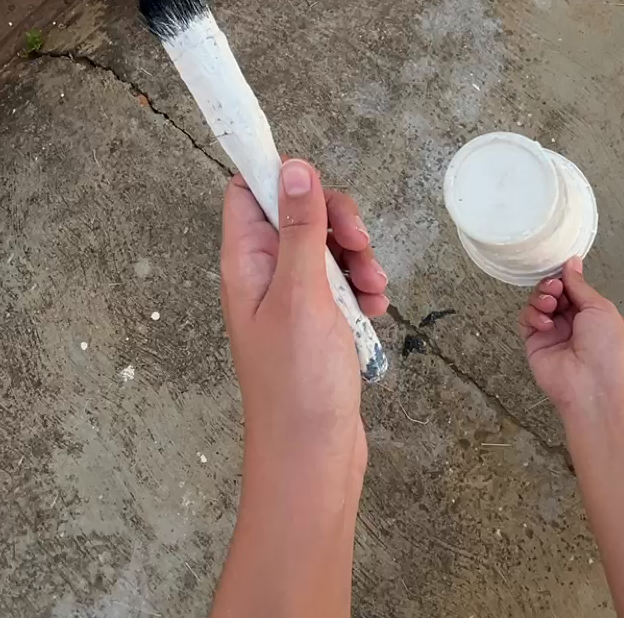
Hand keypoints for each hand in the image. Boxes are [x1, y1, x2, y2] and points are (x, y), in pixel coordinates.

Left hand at [218, 160, 387, 485]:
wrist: (313, 458)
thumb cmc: (298, 380)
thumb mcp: (301, 294)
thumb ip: (299, 227)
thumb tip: (293, 166)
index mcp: (246, 260)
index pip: (248, 191)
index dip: (278, 176)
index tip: (318, 183)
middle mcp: (265, 272)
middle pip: (298, 211)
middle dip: (335, 220)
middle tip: (358, 243)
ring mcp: (293, 295)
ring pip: (326, 245)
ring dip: (356, 256)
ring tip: (373, 287)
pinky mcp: (318, 317)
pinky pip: (342, 280)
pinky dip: (363, 285)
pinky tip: (376, 307)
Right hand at [518, 258, 623, 414]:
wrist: (596, 389)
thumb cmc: (609, 349)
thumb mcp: (601, 309)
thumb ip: (580, 285)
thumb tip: (572, 261)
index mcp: (592, 314)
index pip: (572, 287)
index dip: (565, 278)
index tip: (560, 271)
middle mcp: (571, 323)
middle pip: (552, 292)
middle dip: (552, 286)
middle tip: (555, 289)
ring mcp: (552, 334)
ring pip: (538, 304)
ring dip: (541, 298)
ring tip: (551, 305)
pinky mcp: (535, 344)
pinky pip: (526, 321)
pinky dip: (532, 316)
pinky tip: (546, 324)